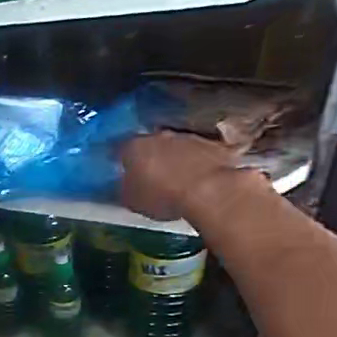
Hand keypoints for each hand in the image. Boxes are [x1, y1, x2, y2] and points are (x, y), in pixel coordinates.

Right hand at [118, 131, 246, 221]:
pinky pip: (201, 154)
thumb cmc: (162, 196)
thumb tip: (125, 183)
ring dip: (175, 159)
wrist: (212, 192)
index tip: (121, 171)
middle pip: (151, 144)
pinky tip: (199, 180)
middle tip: (149, 175)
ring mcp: (191, 138)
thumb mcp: (130, 200)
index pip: (119, 149)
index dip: (120, 160)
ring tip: (176, 180)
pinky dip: (198, 163)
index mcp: (134, 147)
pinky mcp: (217, 146)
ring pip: (177, 147)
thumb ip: (124, 187)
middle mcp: (160, 136)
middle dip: (149, 157)